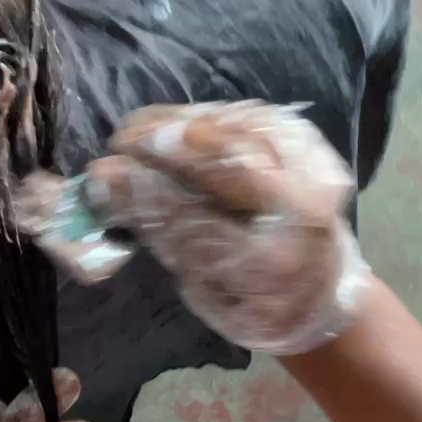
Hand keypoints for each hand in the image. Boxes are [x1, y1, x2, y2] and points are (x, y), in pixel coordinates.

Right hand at [85, 101, 368, 354]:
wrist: (318, 294)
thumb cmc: (248, 306)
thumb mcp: (203, 291)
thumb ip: (168, 243)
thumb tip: (115, 199)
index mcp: (266, 265)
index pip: (196, 219)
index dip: (147, 192)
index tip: (102, 174)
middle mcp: (300, 212)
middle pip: (228, 161)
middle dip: (167, 144)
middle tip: (119, 139)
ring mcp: (312, 174)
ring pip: (244, 131)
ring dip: (186, 122)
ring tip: (139, 126)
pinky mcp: (313, 150)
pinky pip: (259, 119)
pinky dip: (214, 116)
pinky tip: (179, 121)